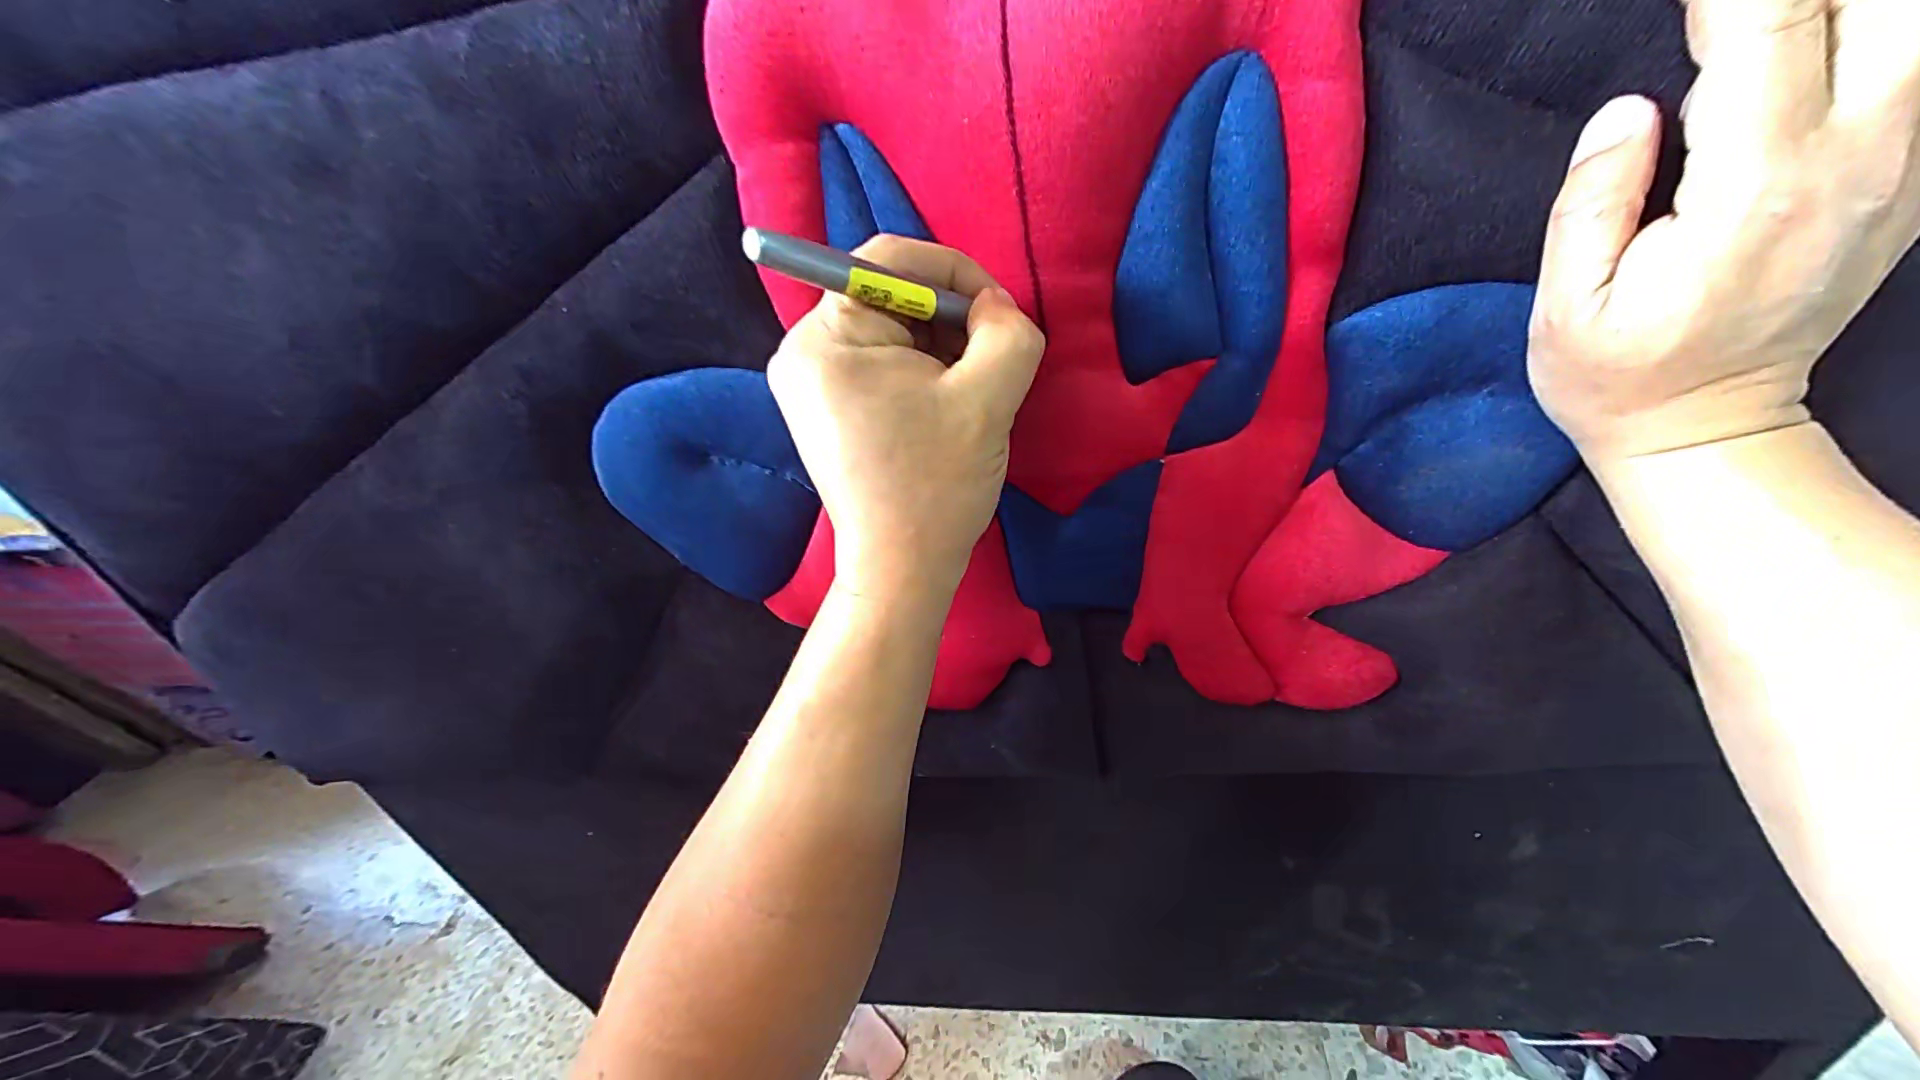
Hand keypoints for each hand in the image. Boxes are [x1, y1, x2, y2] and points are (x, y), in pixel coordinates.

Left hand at [767, 235, 1044, 601]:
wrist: (902, 568)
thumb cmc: (937, 484)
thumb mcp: (987, 397)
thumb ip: (1006, 331)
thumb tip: (994, 305)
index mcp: (824, 340)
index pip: (889, 260)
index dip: (954, 271)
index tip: (998, 311)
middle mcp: (802, 352)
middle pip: (888, 296)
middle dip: (949, 320)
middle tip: (989, 361)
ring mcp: (810, 384)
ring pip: (890, 332)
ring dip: (941, 350)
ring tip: (969, 395)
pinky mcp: (826, 410)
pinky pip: (881, 364)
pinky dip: (922, 373)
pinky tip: (944, 409)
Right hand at [1528, 0, 1919, 469]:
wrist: (1700, 425)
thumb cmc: (1613, 375)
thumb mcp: (1567, 308)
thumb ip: (1592, 205)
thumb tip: (1626, 111)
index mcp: (1755, 195)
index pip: (1765, 40)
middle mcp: (1859, 161)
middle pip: (1878, 7)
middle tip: (1724, 12)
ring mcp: (1904, 166)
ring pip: (1916, 27)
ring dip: (1842, 13)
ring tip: (1768, 23)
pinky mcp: (1909, 176)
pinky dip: (1877, 39)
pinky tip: (1829, 44)